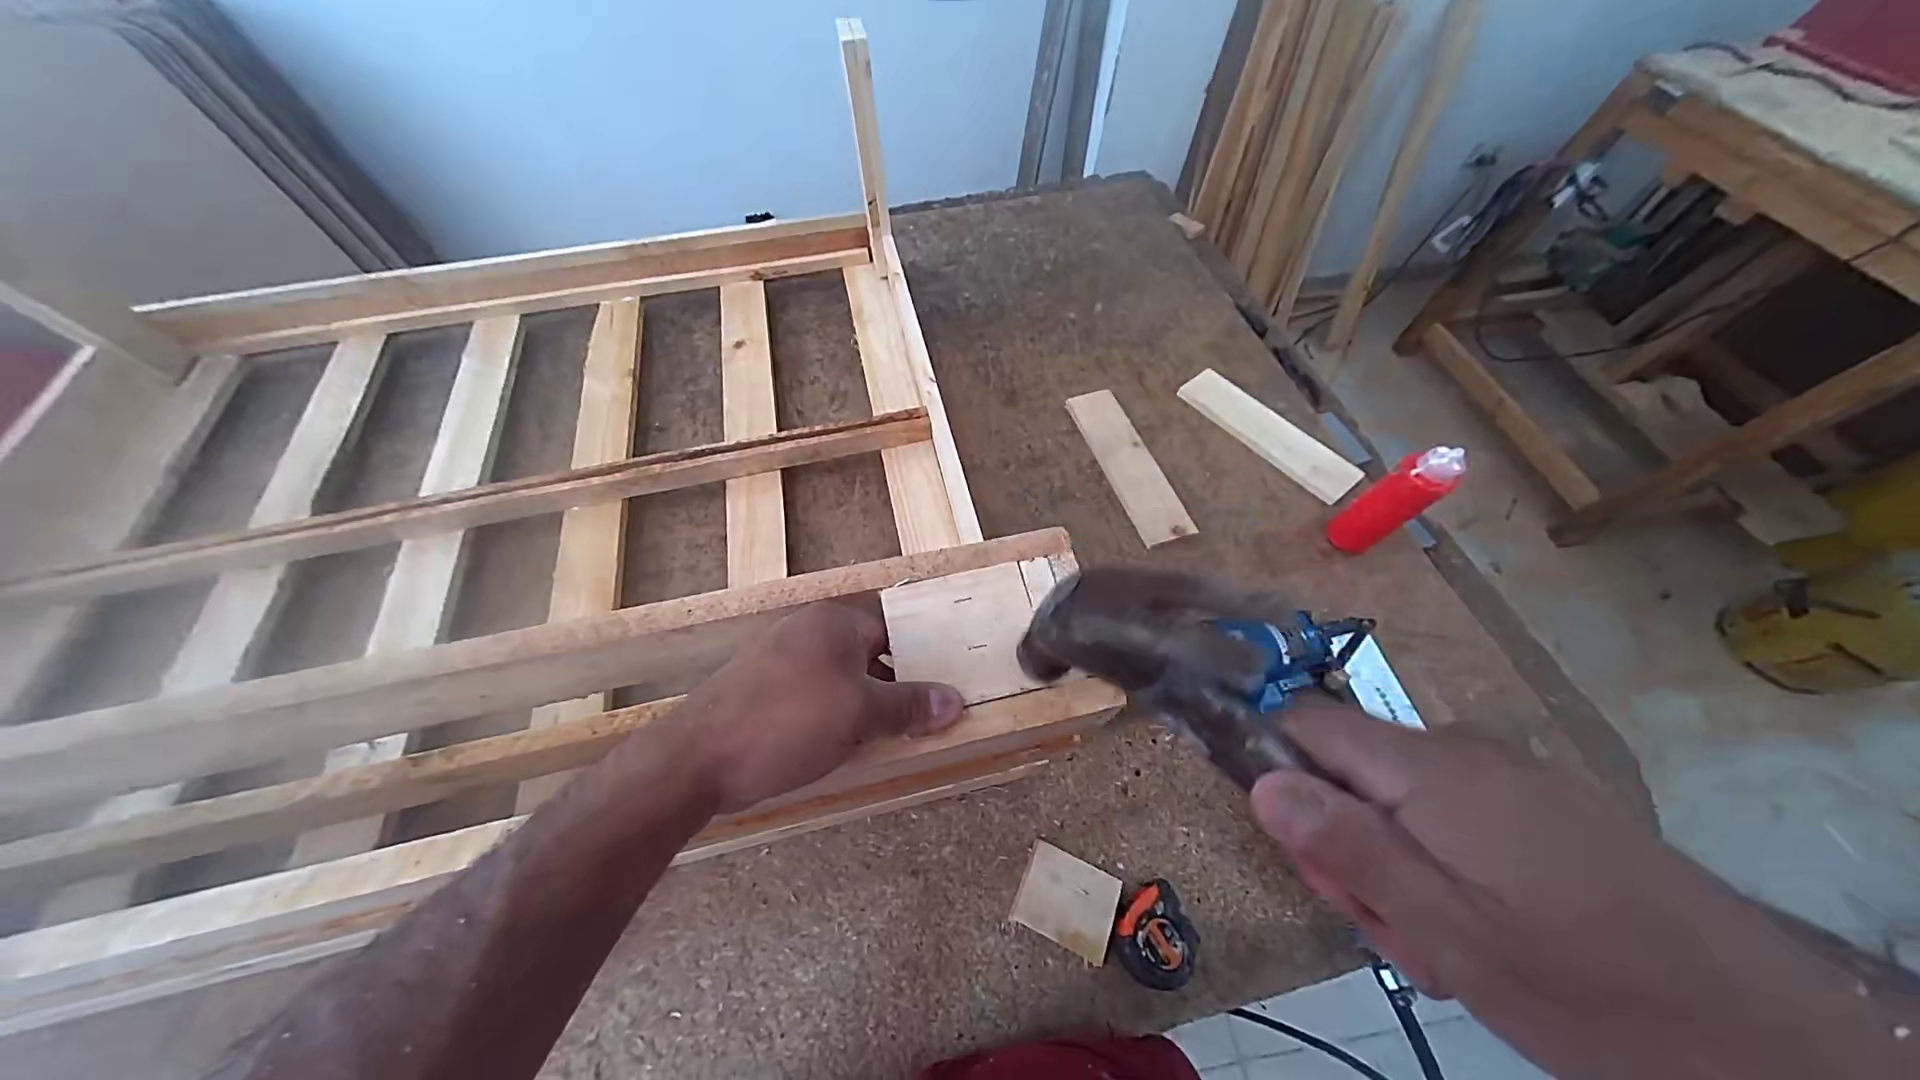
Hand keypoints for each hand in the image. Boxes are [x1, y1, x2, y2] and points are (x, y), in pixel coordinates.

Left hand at [670, 601, 965, 814]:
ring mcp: (777, 656)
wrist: (694, 761)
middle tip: (923, 713)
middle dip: (895, 681)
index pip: (894, 624)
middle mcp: (805, 628)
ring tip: (889, 733)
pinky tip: (841, 741)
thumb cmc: (787, 724)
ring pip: (839, 674)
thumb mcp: (860, 716)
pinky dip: (833, 711)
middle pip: (867, 649)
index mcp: (833, 621)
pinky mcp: (759, 686)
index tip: (944, 682)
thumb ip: (909, 705)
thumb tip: (954, 700)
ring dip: (865, 700)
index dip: (921, 652)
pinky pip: (812, 691)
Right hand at [1249, 704, 1918, 1079]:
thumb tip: (1260, 782)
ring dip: (1389, 861)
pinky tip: (1474, 924)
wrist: (1769, 1035)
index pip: (1305, 722)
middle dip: (1341, 839)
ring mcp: (1501, 774)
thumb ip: (1345, 847)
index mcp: (1426, 769)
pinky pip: (1443, 812)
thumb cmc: (1580, 981)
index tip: (1290, 838)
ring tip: (1436, 938)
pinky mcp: (1533, 803)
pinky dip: (1433, 860)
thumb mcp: (1442, 927)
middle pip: (1347, 768)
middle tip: (1380, 918)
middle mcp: (1458, 750)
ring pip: (1393, 798)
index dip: (1272, 764)